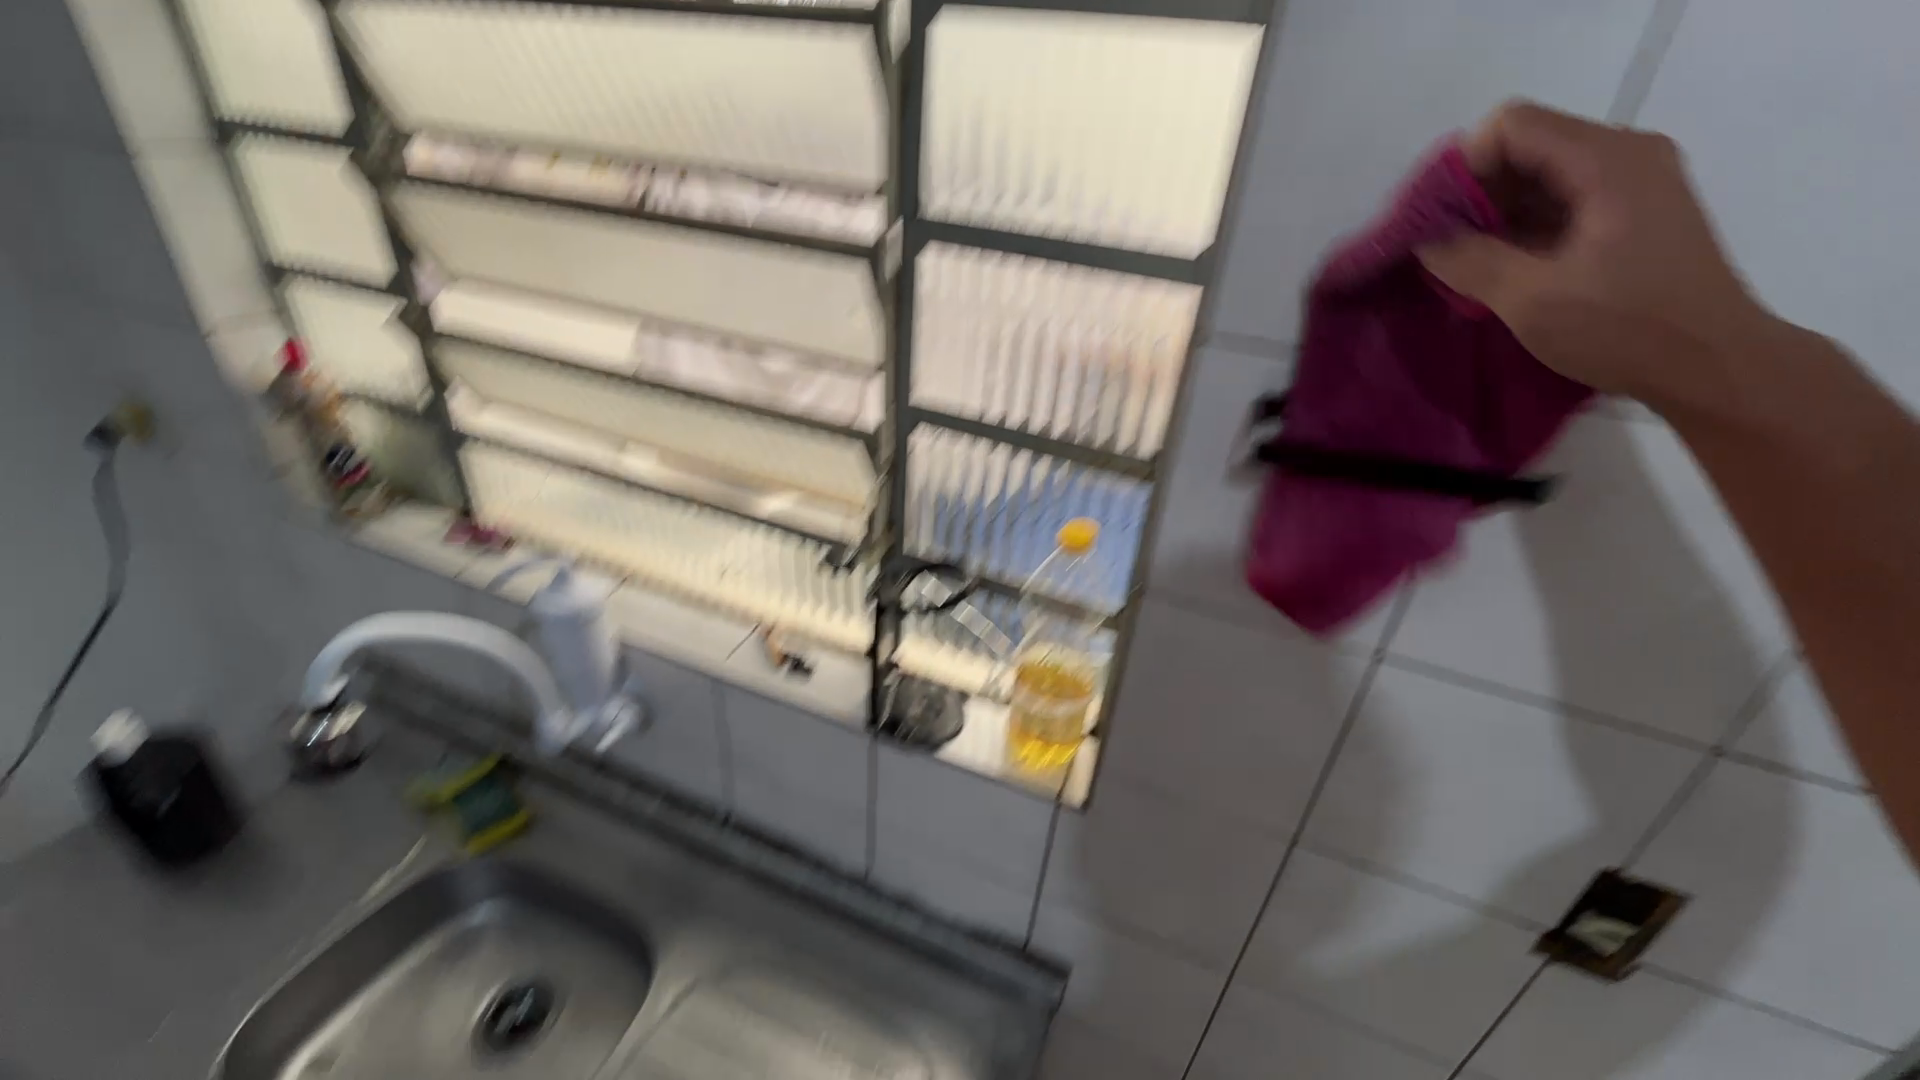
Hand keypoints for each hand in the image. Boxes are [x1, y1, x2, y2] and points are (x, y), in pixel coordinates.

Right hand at [1419, 101, 1777, 410]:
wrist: (1713, 365)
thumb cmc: (1626, 329)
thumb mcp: (1531, 300)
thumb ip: (1469, 261)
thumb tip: (1424, 240)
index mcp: (1608, 161)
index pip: (1512, 125)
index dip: (1462, 167)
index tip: (1436, 222)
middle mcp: (1625, 154)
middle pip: (1525, 145)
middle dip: (1473, 193)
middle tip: (1442, 249)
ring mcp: (1632, 182)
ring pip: (1539, 174)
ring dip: (1494, 214)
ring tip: (1467, 264)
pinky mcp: (1631, 211)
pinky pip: (1560, 198)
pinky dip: (1521, 226)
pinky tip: (1502, 268)